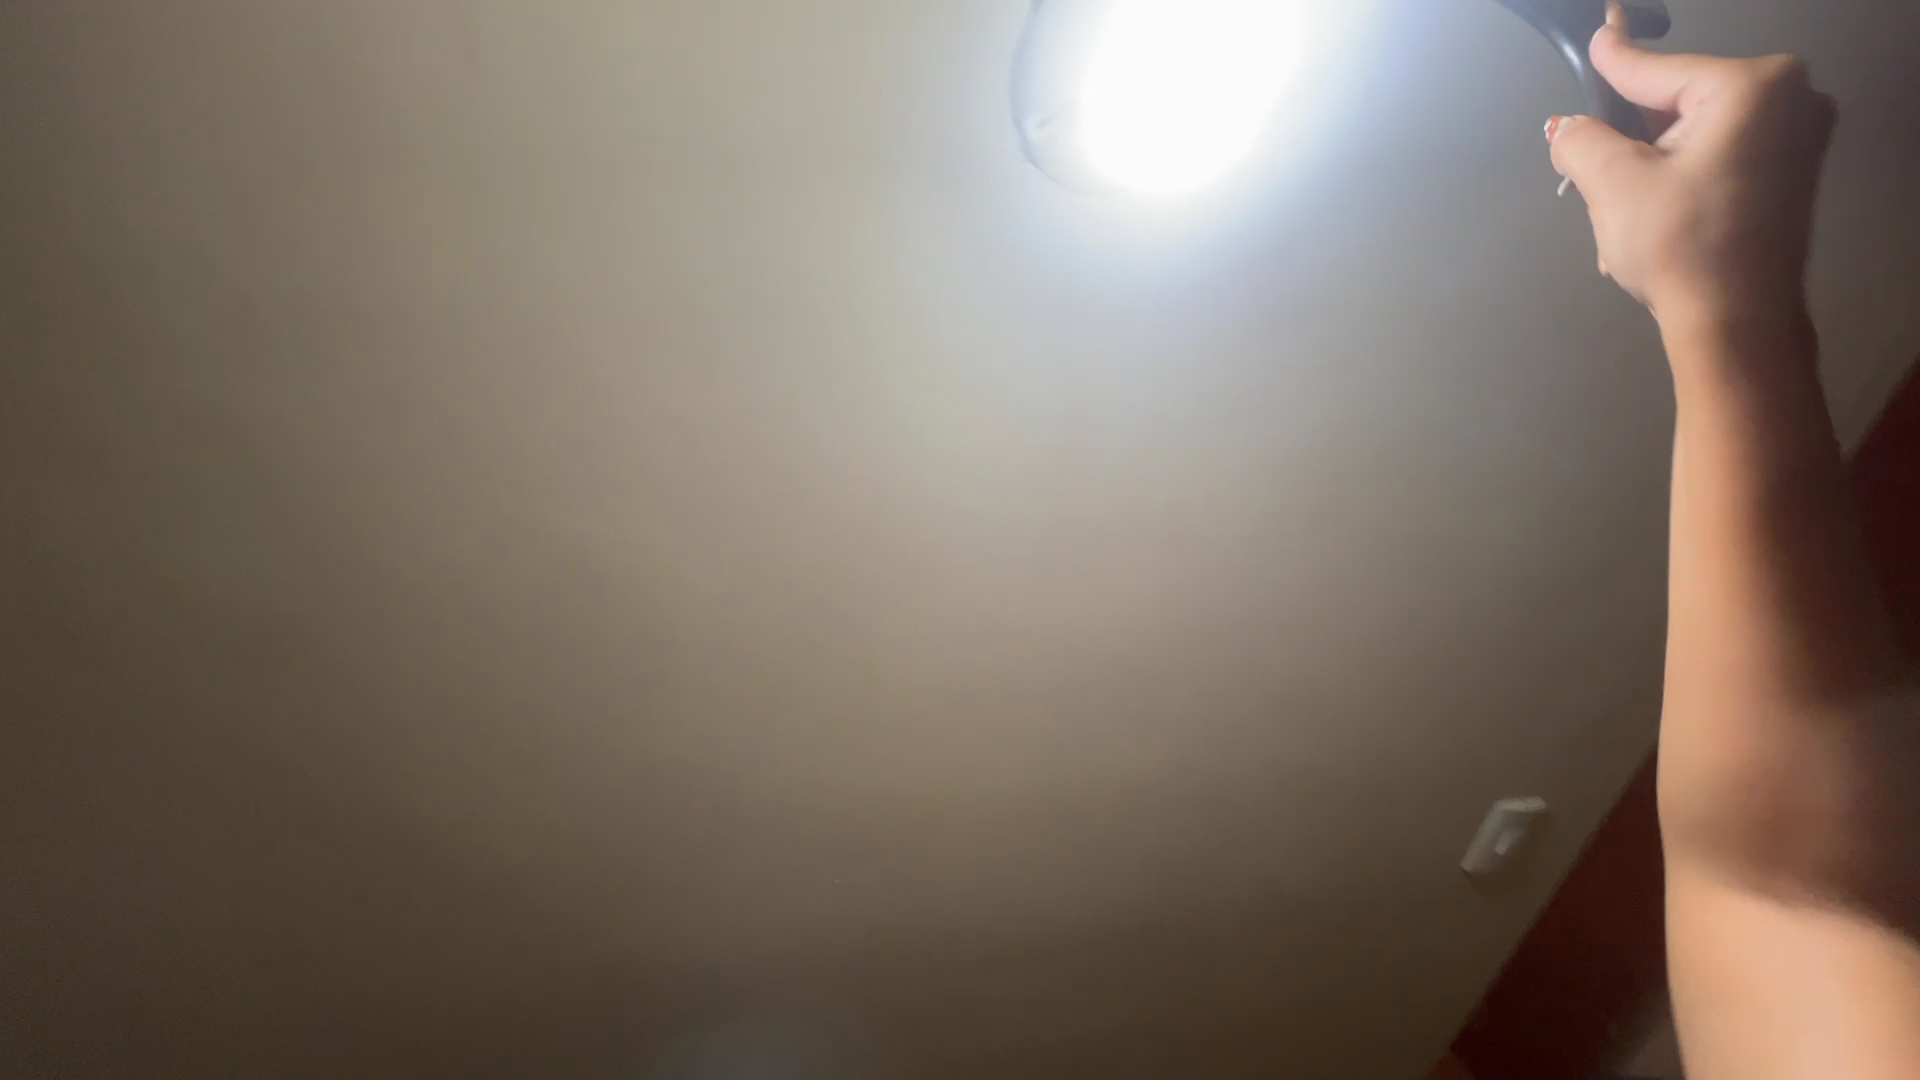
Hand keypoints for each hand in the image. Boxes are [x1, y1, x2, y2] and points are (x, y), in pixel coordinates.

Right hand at [1547, 3, 1836, 327]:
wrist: (1734, 314)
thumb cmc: (1680, 244)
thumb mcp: (1612, 185)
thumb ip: (1582, 142)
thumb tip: (1566, 126)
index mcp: (1753, 87)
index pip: (1657, 71)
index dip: (1613, 61)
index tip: (1599, 32)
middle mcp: (1788, 98)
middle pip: (1672, 106)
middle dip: (1625, 142)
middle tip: (1593, 182)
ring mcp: (1795, 136)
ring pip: (1687, 137)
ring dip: (1643, 170)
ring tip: (1626, 219)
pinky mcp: (1785, 173)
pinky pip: (1711, 160)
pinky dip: (1671, 183)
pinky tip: (1653, 222)